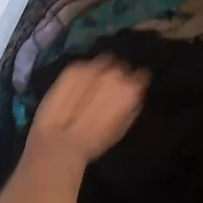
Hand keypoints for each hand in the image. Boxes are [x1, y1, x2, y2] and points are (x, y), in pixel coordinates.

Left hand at [27, 56, 147, 166]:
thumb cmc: (97, 140)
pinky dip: (84, 74)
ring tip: (91, 89)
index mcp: (130, 88)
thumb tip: (133, 96)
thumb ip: (131, 105)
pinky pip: (84, 66)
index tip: (129, 92)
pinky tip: (76, 89)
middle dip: (116, 76)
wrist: (61, 139)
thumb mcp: (123, 126)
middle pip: (120, 67)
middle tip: (108, 91)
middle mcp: (115, 72)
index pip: (141, 76)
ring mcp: (93, 67)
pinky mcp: (73, 68)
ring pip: (103, 62)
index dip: (134, 84)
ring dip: (100, 72)